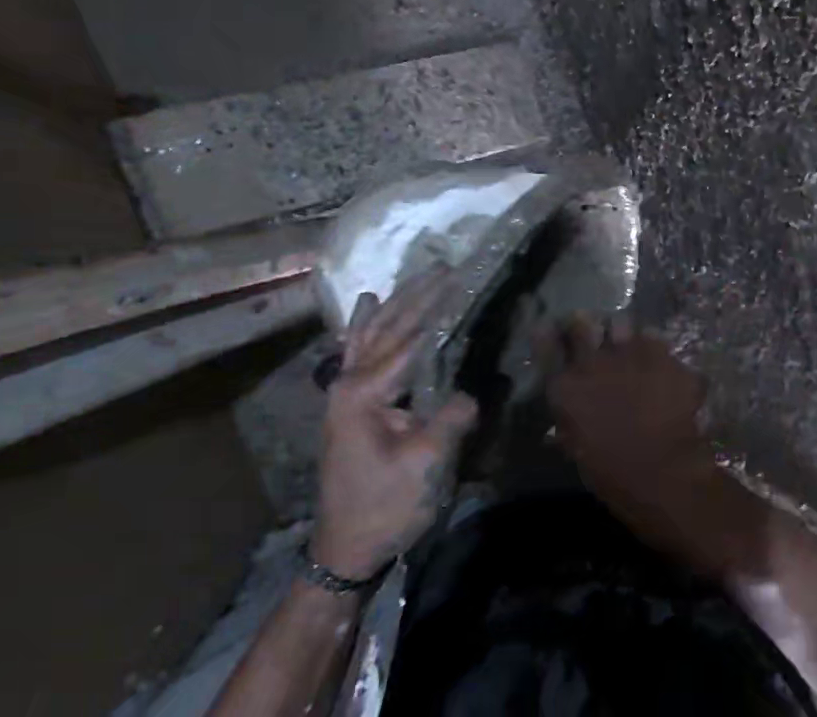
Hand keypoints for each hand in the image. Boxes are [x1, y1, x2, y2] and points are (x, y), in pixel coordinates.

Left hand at [312, 273, 477, 580]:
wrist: (346, 549)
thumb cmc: (387, 506)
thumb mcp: (428, 463)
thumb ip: (450, 416)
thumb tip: (471, 391)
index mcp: (365, 392)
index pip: (411, 339)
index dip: (439, 308)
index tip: (463, 278)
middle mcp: (349, 384)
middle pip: (388, 328)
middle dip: (418, 296)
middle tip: (446, 266)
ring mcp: (345, 393)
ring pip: (370, 335)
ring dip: (395, 304)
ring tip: (414, 276)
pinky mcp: (350, 405)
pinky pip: (358, 351)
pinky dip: (366, 326)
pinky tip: (370, 306)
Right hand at [539, 315, 765, 577]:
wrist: (663, 470)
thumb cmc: (611, 470)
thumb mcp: (576, 446)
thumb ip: (569, 418)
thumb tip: (568, 409)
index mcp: (565, 387)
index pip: (546, 344)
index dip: (547, 334)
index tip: (551, 329)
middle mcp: (594, 361)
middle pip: (582, 322)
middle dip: (585, 324)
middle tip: (592, 331)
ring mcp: (631, 353)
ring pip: (621, 322)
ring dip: (621, 332)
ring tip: (627, 343)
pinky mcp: (664, 354)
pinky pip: (655, 338)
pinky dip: (653, 347)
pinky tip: (658, 360)